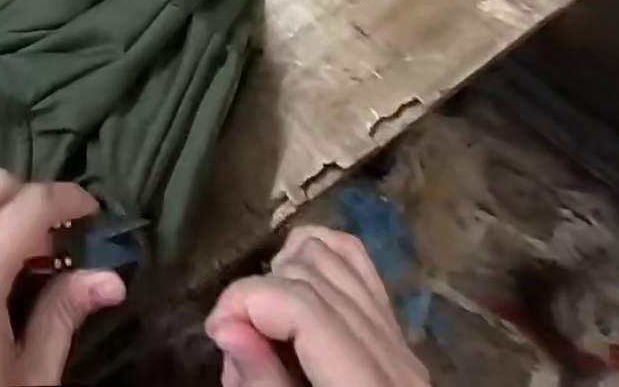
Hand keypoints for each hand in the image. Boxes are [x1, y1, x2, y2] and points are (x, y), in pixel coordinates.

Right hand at [204, 227, 428, 386]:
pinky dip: (316, 256)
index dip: (246, 301)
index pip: (303, 305)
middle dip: (257, 296)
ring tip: (266, 320)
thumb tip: (224, 326)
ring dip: (282, 274)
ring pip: (329, 257)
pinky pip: (355, 262)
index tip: (215, 332)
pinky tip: (293, 280)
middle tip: (238, 347)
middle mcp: (398, 362)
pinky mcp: (396, 337)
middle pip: (309, 277)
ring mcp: (402, 344)